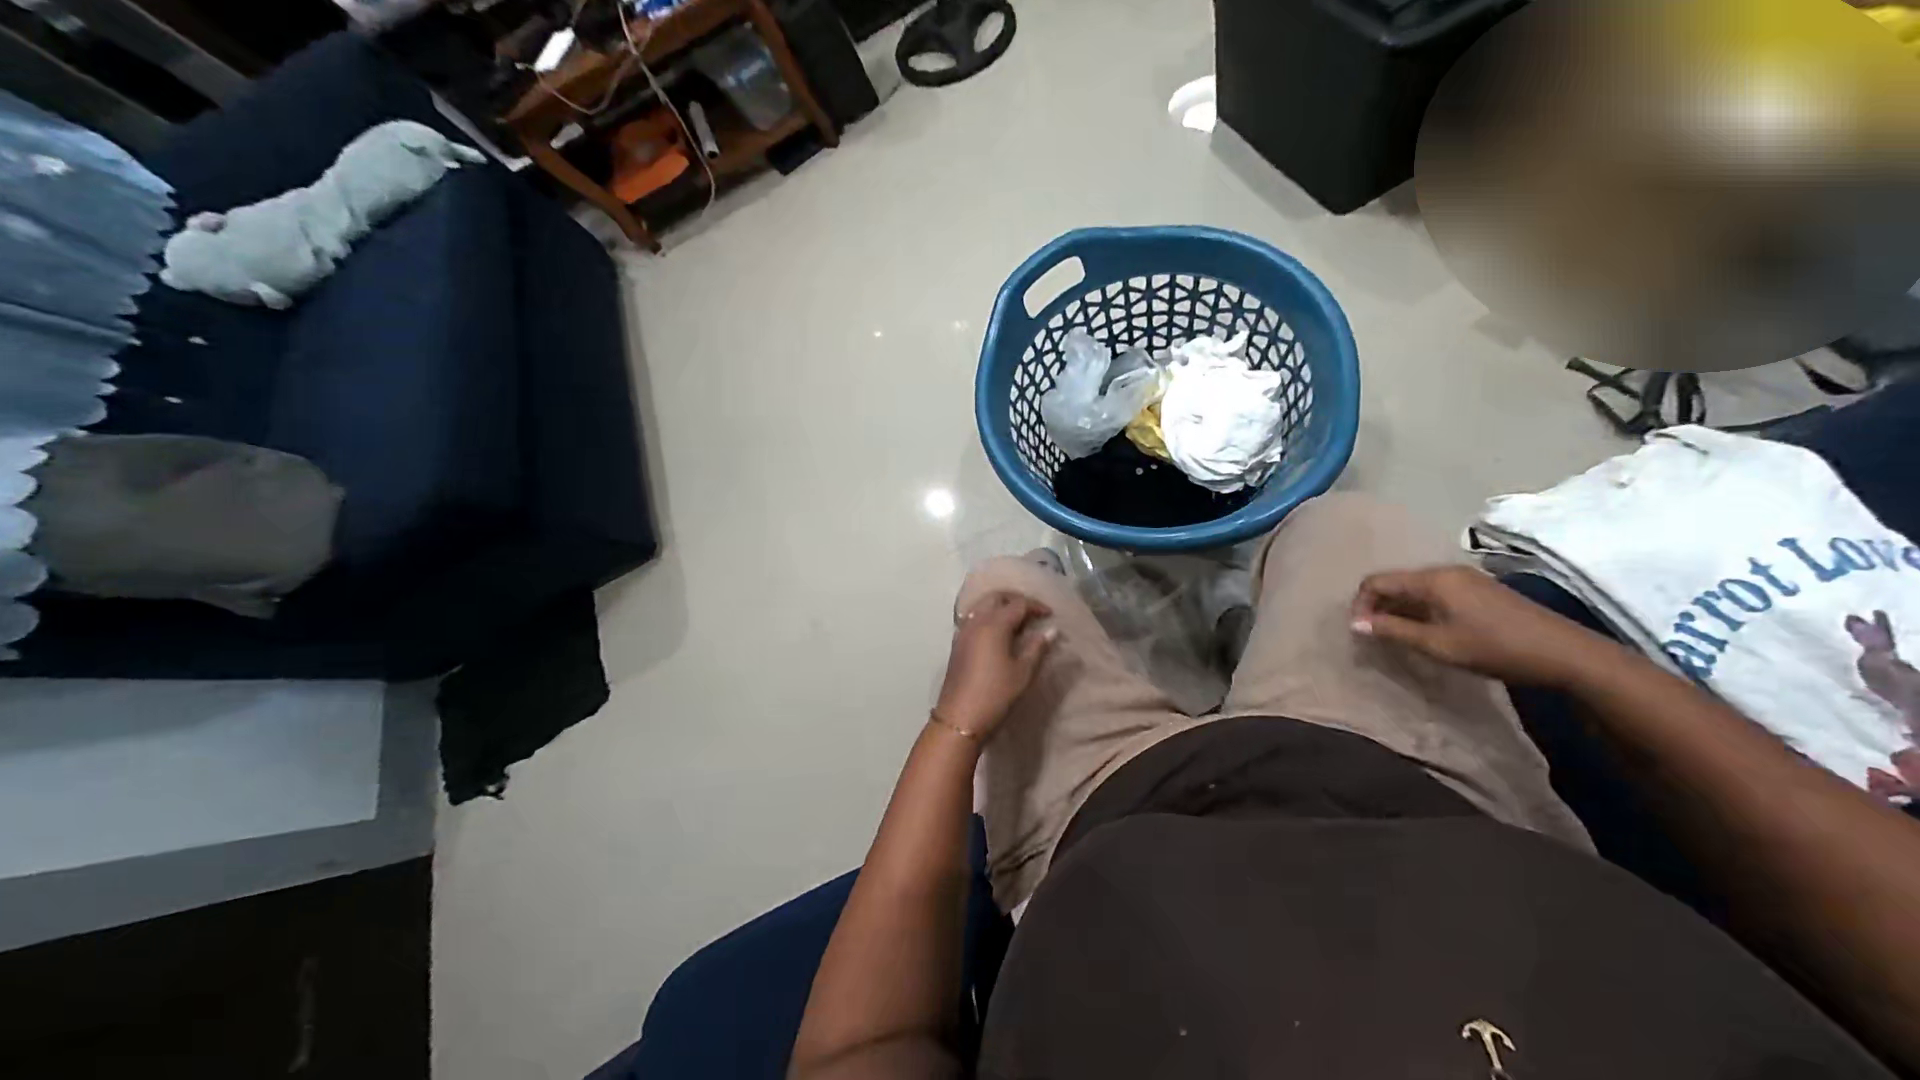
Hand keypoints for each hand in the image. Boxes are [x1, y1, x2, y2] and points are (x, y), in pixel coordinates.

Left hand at [934, 592, 1056, 741]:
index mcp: (994, 624)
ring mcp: (963, 631)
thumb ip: (1037, 647)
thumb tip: (1051, 630)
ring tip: (1017, 622)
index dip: (1036, 606)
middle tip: (1032, 613)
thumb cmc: (996, 694)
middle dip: (1016, 600)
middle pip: (996, 597)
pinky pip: (974, 619)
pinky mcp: (957, 644)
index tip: (1050, 615)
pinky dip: (988, 617)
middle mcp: (976, 621)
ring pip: (982, 606)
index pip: (1018, 604)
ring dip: (1000, 607)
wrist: (960, 717)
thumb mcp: (1023, 672)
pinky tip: (998, 634)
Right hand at [1350, 565, 1622, 687]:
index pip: (1377, 581)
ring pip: (1415, 587)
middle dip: (1378, 606)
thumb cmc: (1495, 648)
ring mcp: (1465, 578)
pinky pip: (1435, 592)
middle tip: (1375, 636)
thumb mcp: (1438, 644)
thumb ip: (1394, 631)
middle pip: (1396, 581)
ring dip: (1399, 608)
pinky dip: (1420, 608)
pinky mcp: (1480, 589)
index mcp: (1432, 579)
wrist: (1565, 652)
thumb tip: (1356, 624)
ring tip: (1398, 636)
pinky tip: (1427, 630)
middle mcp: (1445, 571)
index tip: (1360, 632)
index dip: (1361, 604)